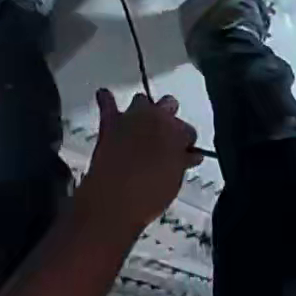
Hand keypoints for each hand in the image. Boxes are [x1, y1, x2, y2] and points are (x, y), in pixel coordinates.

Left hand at [76, 89, 199, 234]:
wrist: (115, 199)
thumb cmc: (151, 195)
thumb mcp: (175, 180)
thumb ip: (182, 162)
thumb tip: (190, 156)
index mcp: (178, 132)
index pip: (188, 131)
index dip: (185, 143)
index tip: (182, 153)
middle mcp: (158, 117)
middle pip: (169, 105)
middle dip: (168, 117)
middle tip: (163, 137)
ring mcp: (133, 117)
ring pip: (141, 100)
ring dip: (142, 110)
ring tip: (140, 124)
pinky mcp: (110, 122)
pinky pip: (107, 102)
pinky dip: (106, 99)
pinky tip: (104, 96)